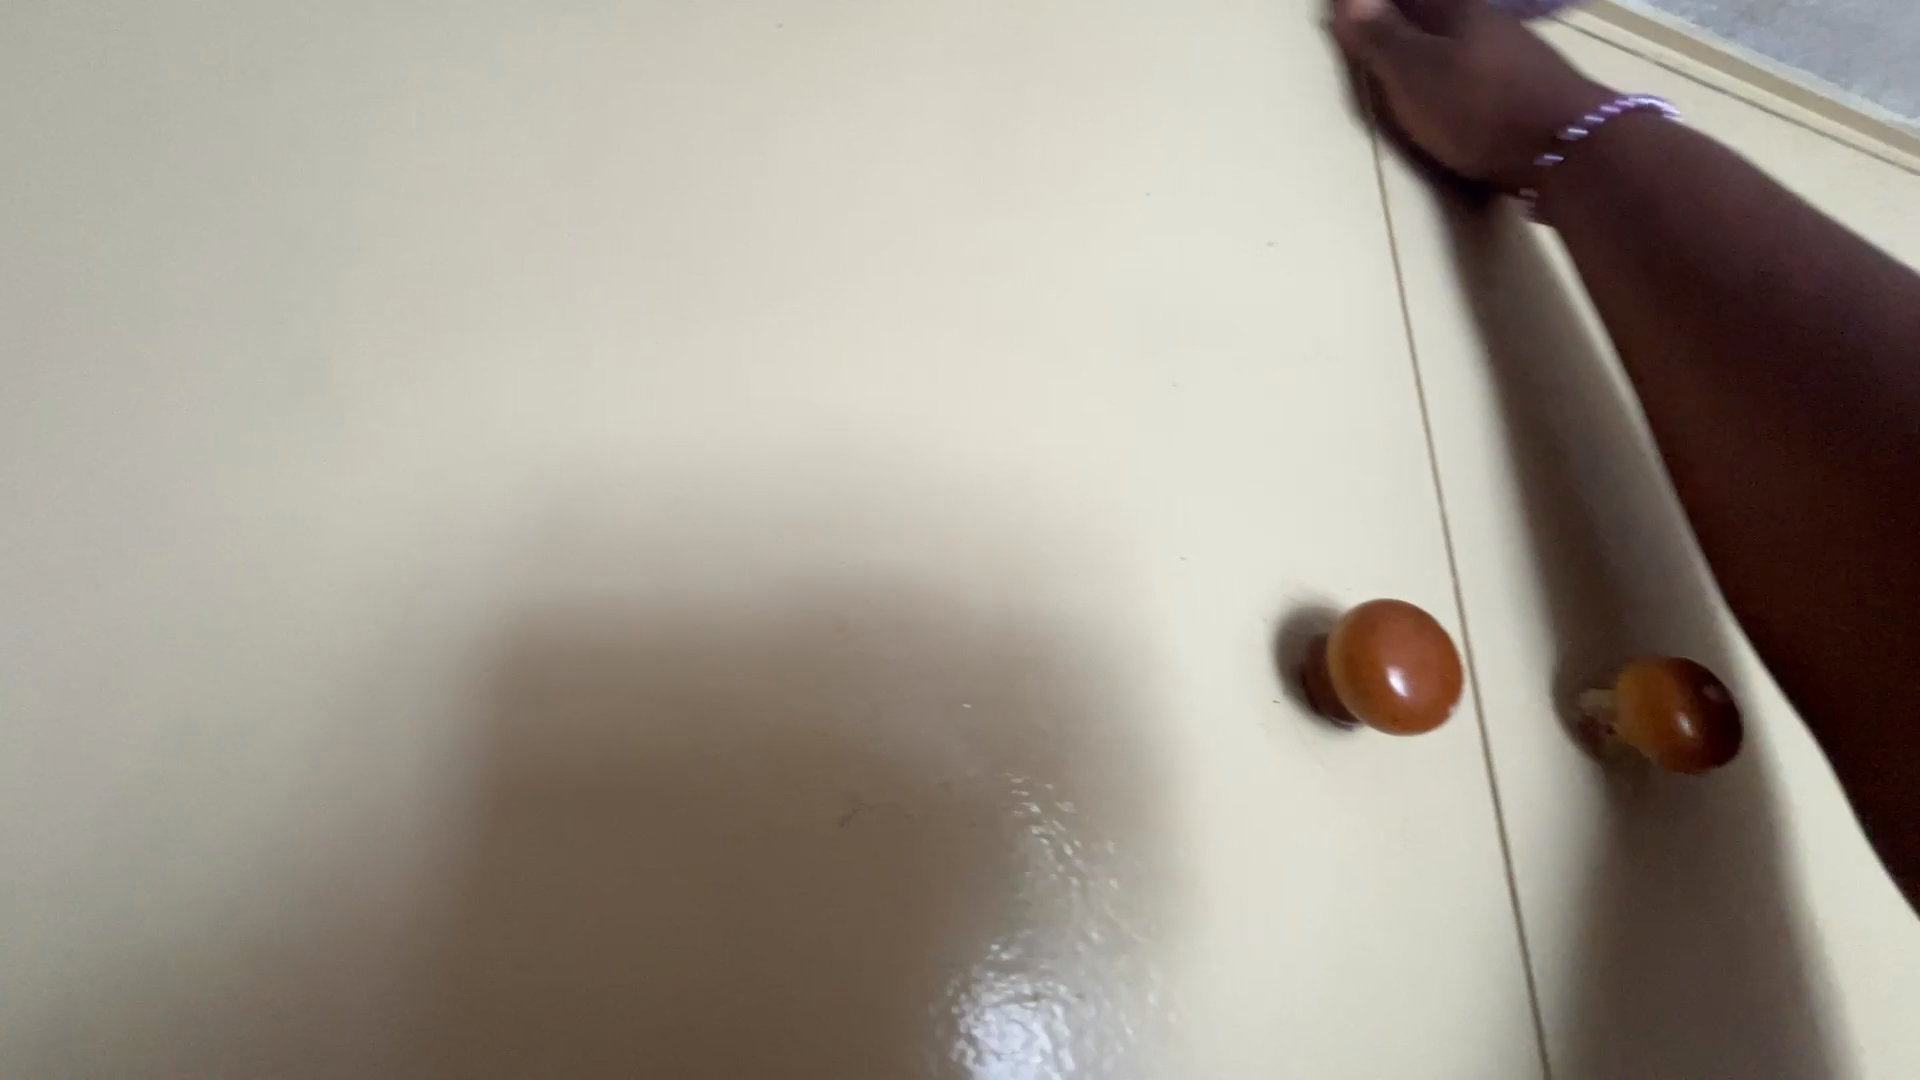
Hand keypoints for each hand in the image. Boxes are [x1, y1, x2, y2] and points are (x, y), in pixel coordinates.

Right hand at [1332, 0, 1614, 190]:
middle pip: (1435, 9)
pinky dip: (1449, 58)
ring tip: (1400, 46)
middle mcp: (1483, 19)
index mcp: (1455, 10)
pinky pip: (1471, 57)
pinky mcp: (1517, 81)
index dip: (1374, 5)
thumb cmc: (1475, 106)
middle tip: (1373, 24)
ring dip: (1426, 35)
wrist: (1558, 143)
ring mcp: (1506, 50)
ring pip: (1456, 31)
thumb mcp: (1415, 74)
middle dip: (1404, 14)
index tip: (1344, 10)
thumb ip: (1382, 38)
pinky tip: (1443, 77)